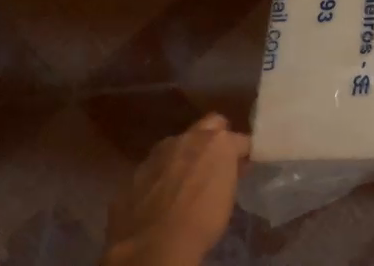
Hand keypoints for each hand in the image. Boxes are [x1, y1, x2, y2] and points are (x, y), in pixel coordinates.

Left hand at [104, 112, 249, 265]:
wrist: (151, 247)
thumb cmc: (202, 220)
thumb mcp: (228, 193)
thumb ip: (227, 170)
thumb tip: (230, 167)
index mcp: (217, 140)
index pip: (239, 139)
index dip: (242, 153)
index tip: (242, 167)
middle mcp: (187, 139)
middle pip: (207, 126)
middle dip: (212, 139)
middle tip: (214, 162)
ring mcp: (155, 156)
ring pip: (175, 146)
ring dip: (182, 157)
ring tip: (182, 180)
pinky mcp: (131, 177)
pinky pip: (152, 170)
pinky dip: (158, 178)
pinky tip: (158, 198)